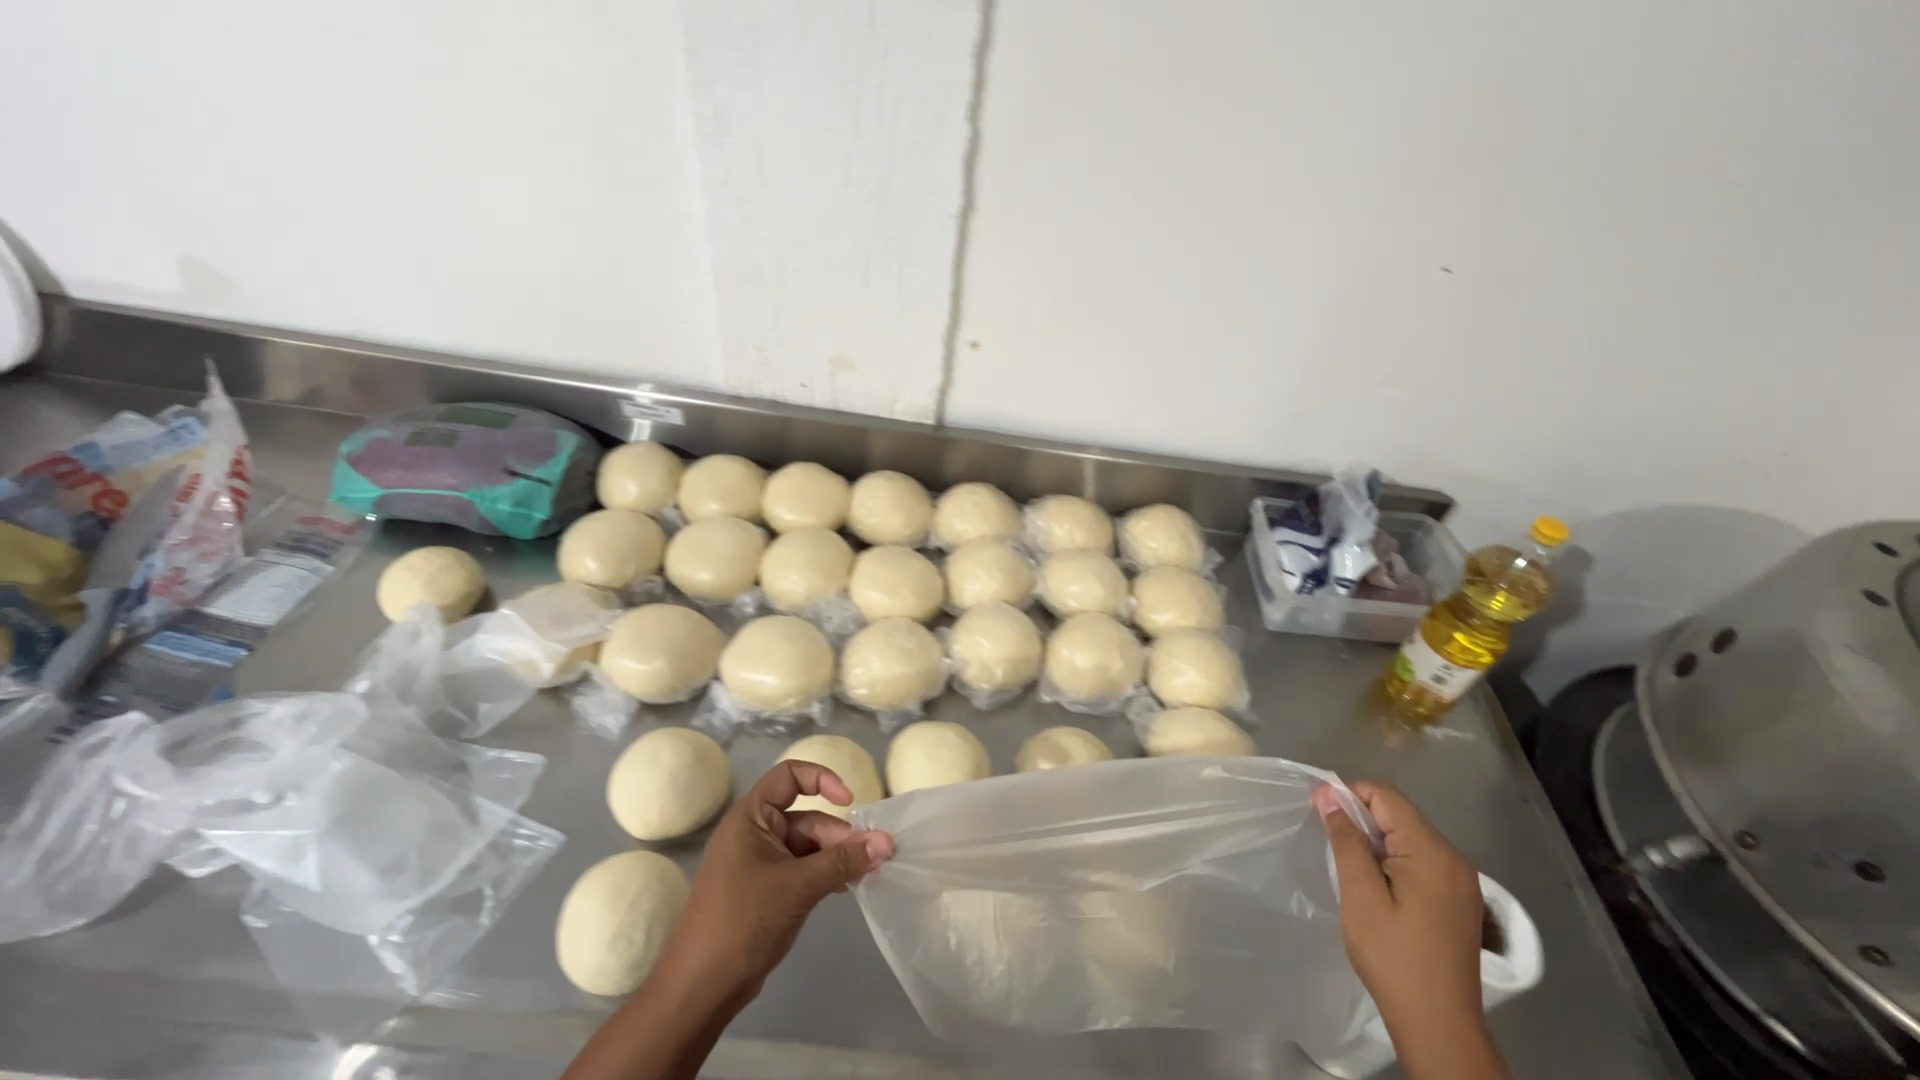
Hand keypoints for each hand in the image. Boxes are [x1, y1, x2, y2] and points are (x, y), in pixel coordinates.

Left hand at [662, 761, 894, 1004]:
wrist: (702, 985)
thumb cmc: (744, 921)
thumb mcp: (799, 886)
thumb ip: (844, 861)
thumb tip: (887, 841)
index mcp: (750, 818)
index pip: (789, 776)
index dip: (821, 779)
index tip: (850, 801)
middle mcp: (753, 834)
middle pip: (806, 817)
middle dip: (838, 836)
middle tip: (869, 861)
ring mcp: (758, 864)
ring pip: (807, 846)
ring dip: (835, 857)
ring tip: (865, 877)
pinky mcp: (765, 891)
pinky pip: (801, 870)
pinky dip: (824, 875)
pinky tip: (846, 890)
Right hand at [1315, 781, 1486, 1039]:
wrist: (1438, 1021)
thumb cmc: (1392, 955)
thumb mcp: (1360, 895)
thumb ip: (1347, 840)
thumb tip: (1330, 796)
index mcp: (1432, 851)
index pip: (1387, 796)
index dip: (1349, 793)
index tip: (1317, 811)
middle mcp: (1454, 857)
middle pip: (1401, 814)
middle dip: (1361, 818)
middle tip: (1329, 843)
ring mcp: (1462, 881)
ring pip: (1411, 838)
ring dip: (1376, 841)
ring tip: (1350, 868)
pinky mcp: (1460, 900)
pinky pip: (1422, 861)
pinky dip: (1394, 860)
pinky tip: (1377, 886)